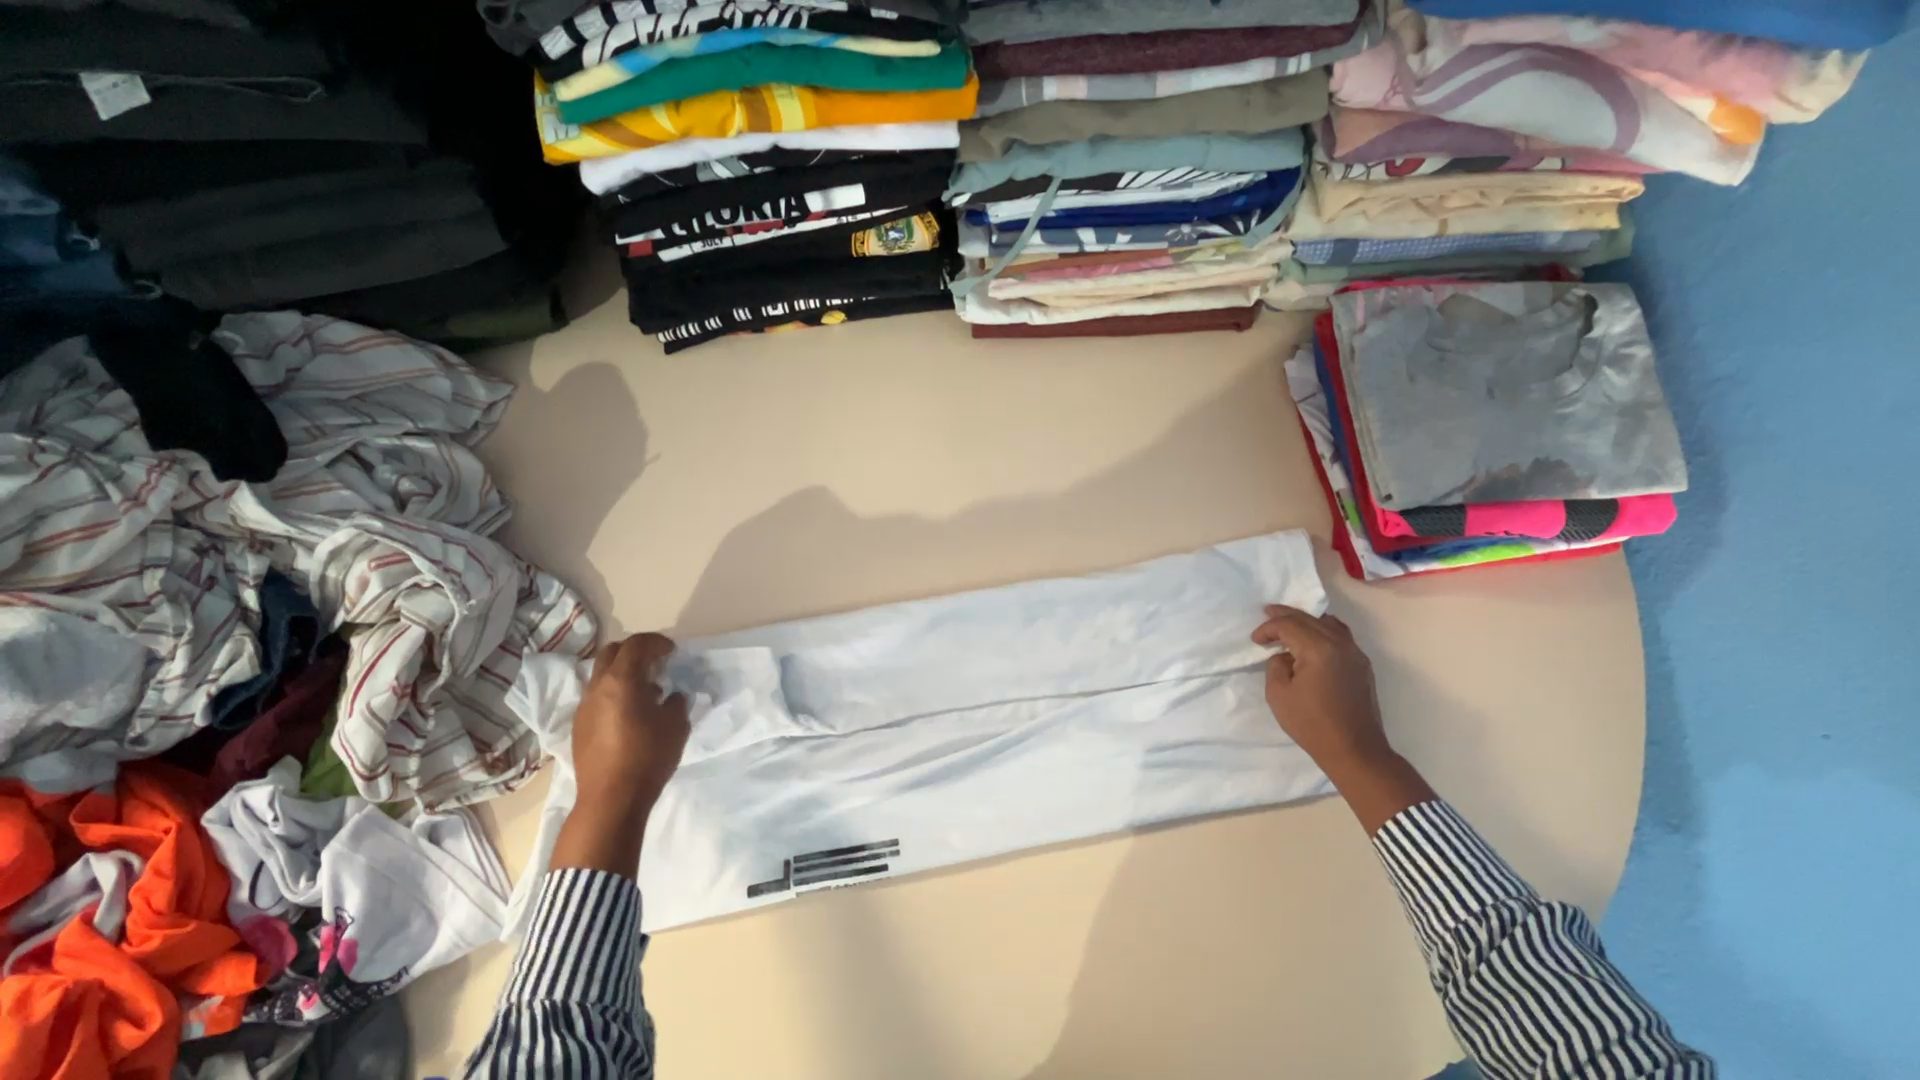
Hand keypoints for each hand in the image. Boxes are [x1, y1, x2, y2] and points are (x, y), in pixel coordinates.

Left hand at [572, 632, 690, 816]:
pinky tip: (630, 716)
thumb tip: (670, 696)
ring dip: (623, 675)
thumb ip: (675, 703)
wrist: (610, 799)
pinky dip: (614, 695)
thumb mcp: (676, 726)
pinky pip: (597, 698)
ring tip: (646, 694)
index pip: (636, 644)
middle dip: (634, 651)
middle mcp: (597, 687)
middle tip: (655, 664)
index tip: (672, 652)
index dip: (656, 642)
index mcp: (621, 680)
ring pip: (601, 676)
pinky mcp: (579, 727)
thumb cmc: (647, 757)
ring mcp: (584, 707)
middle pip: (611, 652)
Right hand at [1252, 605, 1432, 833]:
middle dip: (1286, 616)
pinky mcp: (1362, 665)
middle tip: (1267, 613)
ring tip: (1290, 623)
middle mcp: (1340, 644)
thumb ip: (1277, 667)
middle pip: (1309, 618)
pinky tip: (1313, 640)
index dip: (1269, 628)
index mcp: (1318, 649)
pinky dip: (1323, 630)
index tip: (1255, 640)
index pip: (1289, 625)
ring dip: (1307, 620)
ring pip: (1329, 623)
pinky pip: (1341, 636)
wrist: (1354, 749)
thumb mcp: (1278, 695)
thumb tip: (1285, 657)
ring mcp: (1355, 653)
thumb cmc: (1312, 724)